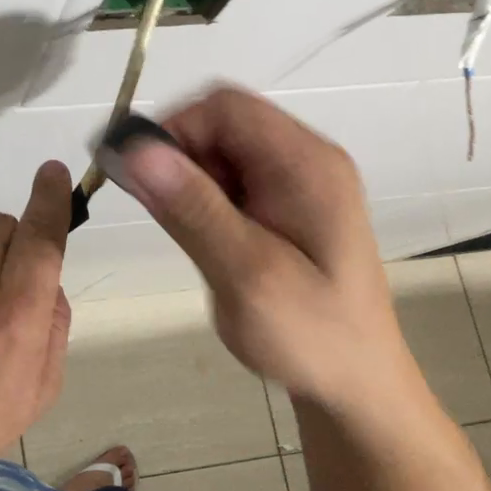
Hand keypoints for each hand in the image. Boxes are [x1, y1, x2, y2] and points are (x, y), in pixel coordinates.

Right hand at [117, 87, 412, 405]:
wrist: (354, 383)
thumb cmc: (309, 335)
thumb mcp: (247, 274)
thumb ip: (193, 209)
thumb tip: (136, 150)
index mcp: (307, 164)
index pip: (226, 107)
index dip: (172, 129)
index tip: (136, 175)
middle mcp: (305, 160)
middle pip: (222, 124)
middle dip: (178, 159)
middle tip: (161, 213)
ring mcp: (296, 184)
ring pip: (220, 153)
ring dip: (188, 183)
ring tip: (189, 237)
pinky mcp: (284, 207)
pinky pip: (230, 182)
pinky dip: (202, 200)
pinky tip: (204, 241)